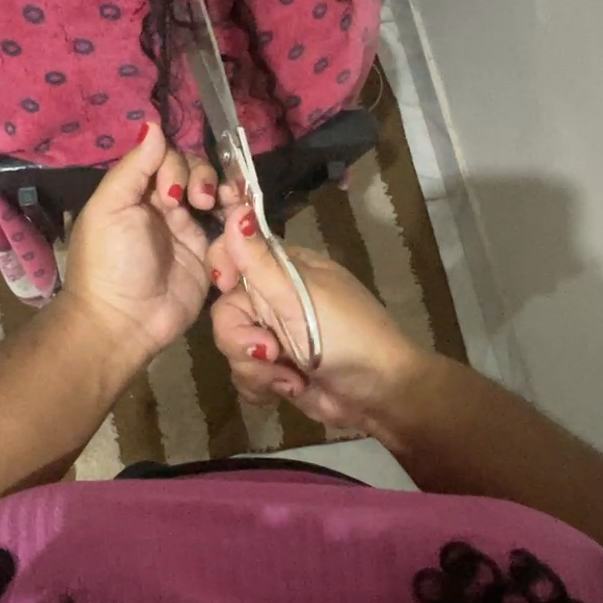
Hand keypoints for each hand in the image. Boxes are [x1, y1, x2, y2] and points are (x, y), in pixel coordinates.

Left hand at [60, 123, 213, 361]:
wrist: (124, 322)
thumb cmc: (110, 262)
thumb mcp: (110, 208)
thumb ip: (133, 167)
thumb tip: (153, 124)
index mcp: (136, 193)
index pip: (167, 158)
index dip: (176, 164)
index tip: (172, 190)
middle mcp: (164, 207)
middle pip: (196, 172)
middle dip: (202, 177)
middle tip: (195, 202)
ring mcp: (188, 231)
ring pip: (216, 196)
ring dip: (221, 194)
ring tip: (216, 208)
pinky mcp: (208, 257)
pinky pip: (227, 229)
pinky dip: (234, 221)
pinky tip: (234, 223)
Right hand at [207, 205, 426, 432]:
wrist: (380, 394)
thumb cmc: (347, 335)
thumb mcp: (300, 297)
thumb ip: (260, 261)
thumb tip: (237, 208)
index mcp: (284, 270)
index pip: (233, 254)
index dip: (221, 270)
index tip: (225, 285)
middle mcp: (274, 300)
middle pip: (226, 313)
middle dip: (242, 341)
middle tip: (272, 353)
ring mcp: (273, 336)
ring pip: (232, 349)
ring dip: (259, 371)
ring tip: (293, 379)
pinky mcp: (274, 370)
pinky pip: (244, 376)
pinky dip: (263, 388)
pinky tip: (290, 389)